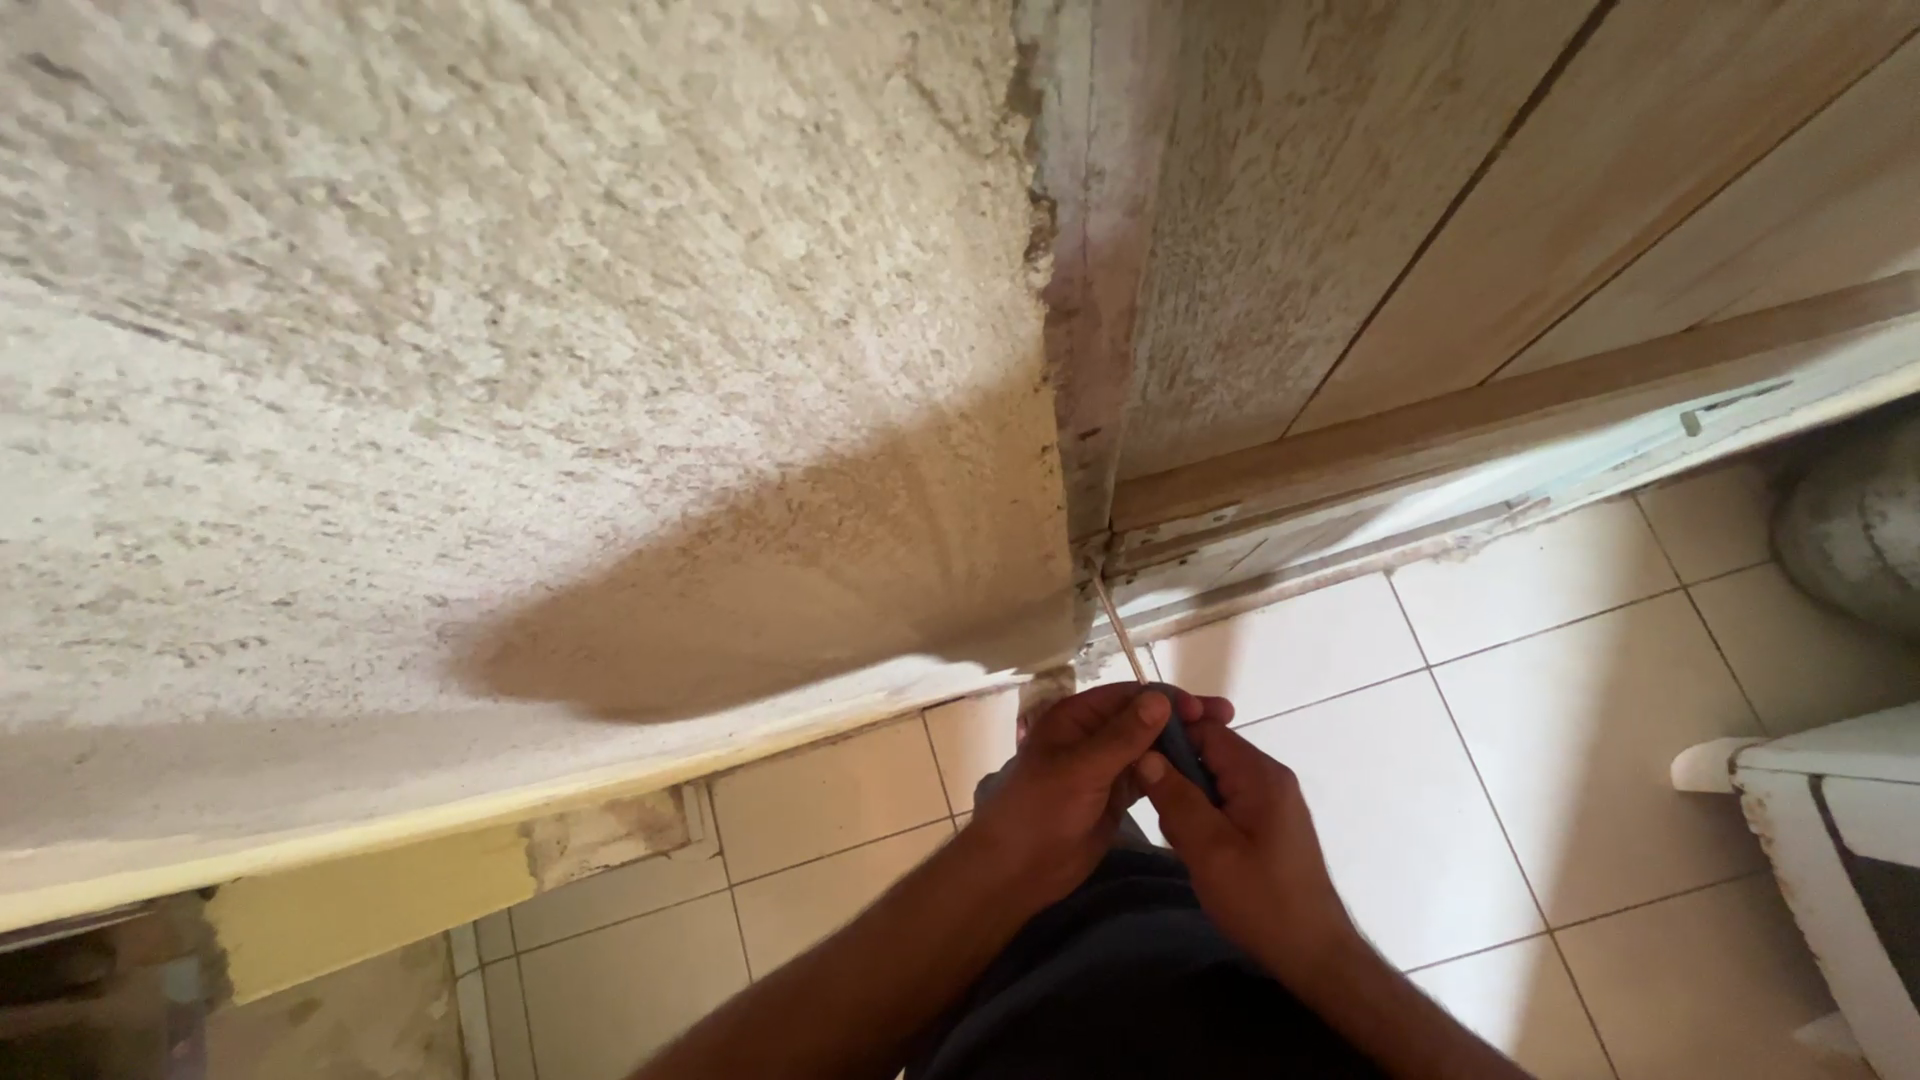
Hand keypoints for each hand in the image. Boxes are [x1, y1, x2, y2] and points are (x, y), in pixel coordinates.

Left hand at [963, 683, 1224, 906]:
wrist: (1018, 868)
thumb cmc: (1040, 810)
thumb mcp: (1081, 769)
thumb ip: (1123, 737)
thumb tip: (1161, 699)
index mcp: (1076, 717)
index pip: (1129, 696)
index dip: (1167, 698)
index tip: (1206, 709)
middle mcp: (1091, 735)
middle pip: (1142, 719)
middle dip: (1181, 718)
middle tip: (1227, 720)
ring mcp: (1103, 767)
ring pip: (1148, 747)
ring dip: (1180, 744)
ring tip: (1221, 746)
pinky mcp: (1113, 796)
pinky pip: (1147, 776)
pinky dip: (1171, 772)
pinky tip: (1200, 773)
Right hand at [1134, 714, 1362, 986]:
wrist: (1315, 956)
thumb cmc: (1262, 901)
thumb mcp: (1209, 849)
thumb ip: (1175, 798)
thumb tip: (1145, 754)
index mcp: (1260, 774)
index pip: (1205, 730)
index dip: (1169, 740)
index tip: (1138, 764)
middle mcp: (1269, 778)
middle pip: (1207, 755)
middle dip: (1178, 782)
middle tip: (1169, 822)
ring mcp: (1271, 801)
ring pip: (1212, 782)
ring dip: (1190, 807)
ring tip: (1188, 846)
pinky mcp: (1268, 823)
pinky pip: (1225, 804)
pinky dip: (1205, 822)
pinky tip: (1201, 854)